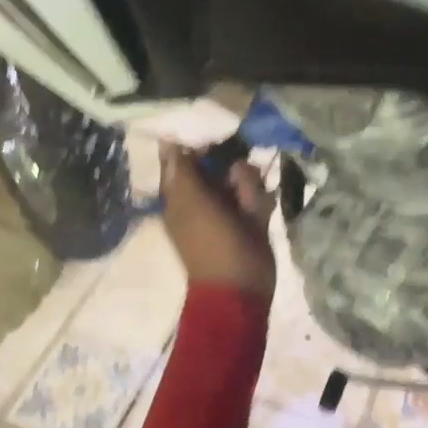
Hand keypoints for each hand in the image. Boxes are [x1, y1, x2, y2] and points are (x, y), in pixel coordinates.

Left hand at [159, 143, 276, 300]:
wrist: (240, 290)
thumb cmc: (211, 245)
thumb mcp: (191, 203)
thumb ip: (182, 171)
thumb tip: (168, 140)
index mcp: (181, 195)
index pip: (185, 157)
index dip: (200, 146)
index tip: (217, 138)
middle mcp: (203, 197)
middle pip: (218, 164)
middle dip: (231, 168)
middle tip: (235, 181)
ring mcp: (229, 208)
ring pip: (241, 177)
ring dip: (248, 185)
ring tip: (249, 203)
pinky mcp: (251, 218)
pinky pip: (256, 195)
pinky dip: (259, 198)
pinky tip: (259, 210)